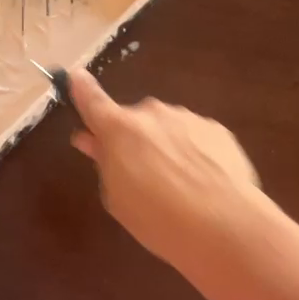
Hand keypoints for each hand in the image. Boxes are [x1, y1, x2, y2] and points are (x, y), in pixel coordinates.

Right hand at [68, 69, 265, 266]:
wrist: (223, 224)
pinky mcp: (216, 129)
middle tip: (141, 176)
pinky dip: (195, 155)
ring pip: (167, 129)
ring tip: (180, 190)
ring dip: (167, 148)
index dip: (81, 88)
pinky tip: (205, 185)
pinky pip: (196, 138)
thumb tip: (93, 140)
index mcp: (119, 129)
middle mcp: (151, 113)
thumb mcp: (117, 198)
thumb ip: (104, 162)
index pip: (92, 100)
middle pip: (135, 122)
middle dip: (134, 141)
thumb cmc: (157, 218)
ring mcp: (186, 117)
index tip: (75, 75)